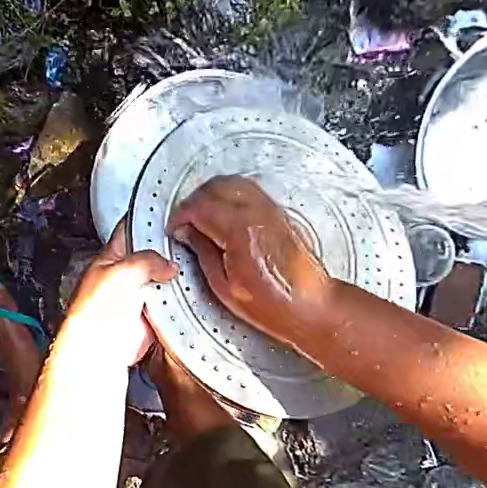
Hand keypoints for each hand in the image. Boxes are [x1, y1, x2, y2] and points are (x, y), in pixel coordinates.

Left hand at [55, 220, 177, 366]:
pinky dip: (179, 302)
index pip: (129, 229)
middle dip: (169, 252)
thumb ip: (148, 260)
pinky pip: (170, 305)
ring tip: (192, 268)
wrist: (99, 353)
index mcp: (110, 257)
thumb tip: (168, 264)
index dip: (146, 218)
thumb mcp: (123, 270)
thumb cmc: (95, 312)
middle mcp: (123, 275)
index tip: (167, 211)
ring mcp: (137, 297)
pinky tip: (190, 294)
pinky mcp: (150, 318)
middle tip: (187, 244)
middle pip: (152, 255)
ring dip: (175, 279)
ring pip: (163, 280)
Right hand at [167, 175, 336, 346]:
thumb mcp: (225, 287)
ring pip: (231, 182)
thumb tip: (188, 234)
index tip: (174, 228)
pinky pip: (247, 188)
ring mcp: (270, 209)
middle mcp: (257, 212)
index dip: (180, 216)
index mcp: (240, 231)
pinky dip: (229, 192)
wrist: (312, 305)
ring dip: (211, 194)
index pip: (199, 206)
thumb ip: (203, 253)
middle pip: (214, 187)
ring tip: (201, 216)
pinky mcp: (278, 212)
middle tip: (184, 222)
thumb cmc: (275, 304)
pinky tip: (223, 212)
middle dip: (193, 201)